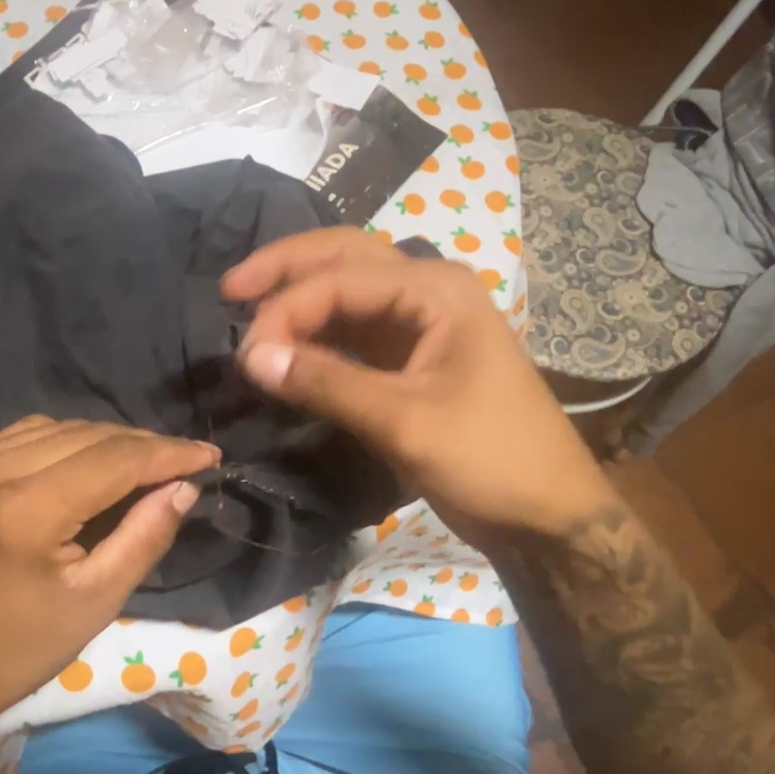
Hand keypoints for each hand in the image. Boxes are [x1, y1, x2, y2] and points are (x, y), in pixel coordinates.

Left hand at [0, 417, 219, 746]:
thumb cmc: (27, 644)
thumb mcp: (100, 598)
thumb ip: (146, 535)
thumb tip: (185, 485)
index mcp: (26, 509)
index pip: (115, 460)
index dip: (169, 453)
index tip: (212, 455)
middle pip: (92, 436)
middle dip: (147, 446)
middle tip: (190, 463)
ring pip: (66, 428)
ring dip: (114, 442)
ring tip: (154, 464)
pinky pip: (37, 434)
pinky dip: (76, 441)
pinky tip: (100, 461)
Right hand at [221, 229, 616, 545]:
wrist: (545, 514)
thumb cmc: (489, 459)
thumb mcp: (404, 421)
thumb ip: (326, 383)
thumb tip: (250, 356)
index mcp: (436, 290)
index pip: (342, 278)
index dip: (286, 308)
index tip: (246, 352)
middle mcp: (428, 292)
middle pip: (345, 259)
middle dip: (286, 270)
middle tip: (229, 290)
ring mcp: (421, 324)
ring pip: (347, 292)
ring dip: (299, 301)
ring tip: (248, 317)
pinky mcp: (412, 358)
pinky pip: (354, 333)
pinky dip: (317, 337)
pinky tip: (285, 349)